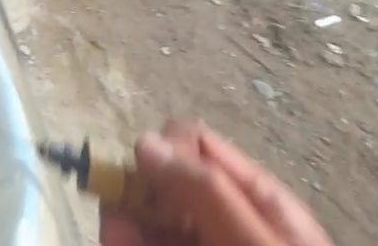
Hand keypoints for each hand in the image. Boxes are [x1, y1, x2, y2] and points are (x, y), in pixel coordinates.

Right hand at [100, 120, 332, 245]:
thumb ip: (207, 194)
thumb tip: (144, 142)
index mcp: (258, 203)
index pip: (193, 143)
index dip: (165, 154)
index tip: (151, 186)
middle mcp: (224, 221)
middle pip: (160, 180)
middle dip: (133, 196)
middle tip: (121, 224)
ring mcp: (198, 244)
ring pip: (143, 217)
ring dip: (121, 225)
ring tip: (119, 241)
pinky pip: (139, 242)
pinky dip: (124, 241)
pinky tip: (121, 243)